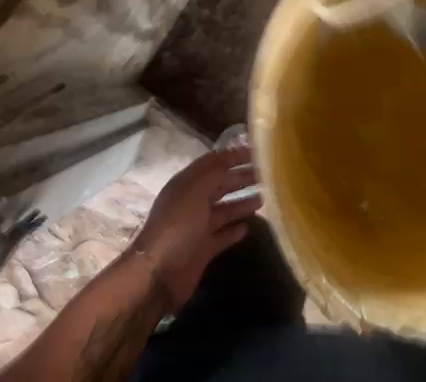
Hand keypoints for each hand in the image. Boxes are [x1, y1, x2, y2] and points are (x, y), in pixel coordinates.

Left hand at [130, 146, 260, 310]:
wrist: (159, 274)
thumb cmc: (177, 227)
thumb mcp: (196, 192)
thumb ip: (214, 175)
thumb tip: (231, 163)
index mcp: (186, 184)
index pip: (211, 163)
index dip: (232, 155)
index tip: (255, 151)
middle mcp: (191, 202)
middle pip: (219, 185)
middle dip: (240, 177)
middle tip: (266, 175)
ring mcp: (197, 227)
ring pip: (223, 210)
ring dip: (241, 203)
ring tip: (263, 198)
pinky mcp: (203, 249)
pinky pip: (222, 235)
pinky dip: (234, 231)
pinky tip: (248, 227)